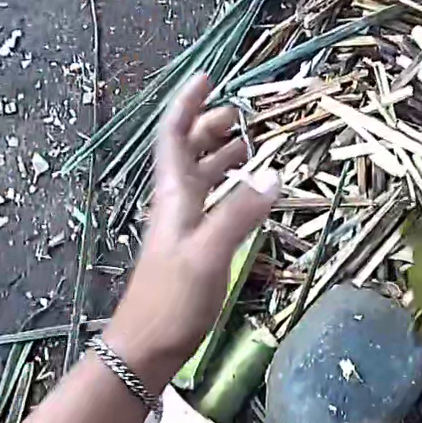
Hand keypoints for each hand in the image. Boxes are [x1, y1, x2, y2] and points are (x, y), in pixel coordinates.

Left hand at [103, 74, 279, 379]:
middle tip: (240, 113)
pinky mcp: (194, 246)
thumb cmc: (172, 299)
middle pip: (189, 150)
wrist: (148, 345)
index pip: (175, 134)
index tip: (208, 77)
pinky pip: (213, 202)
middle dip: (211, 125)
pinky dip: (231, 187)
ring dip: (222, 154)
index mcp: (174, 194)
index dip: (188, 103)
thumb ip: (240, 213)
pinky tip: (249, 193)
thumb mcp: (209, 252)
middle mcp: (176, 202)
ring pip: (202, 175)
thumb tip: (273, 174)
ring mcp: (184, 224)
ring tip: (249, 143)